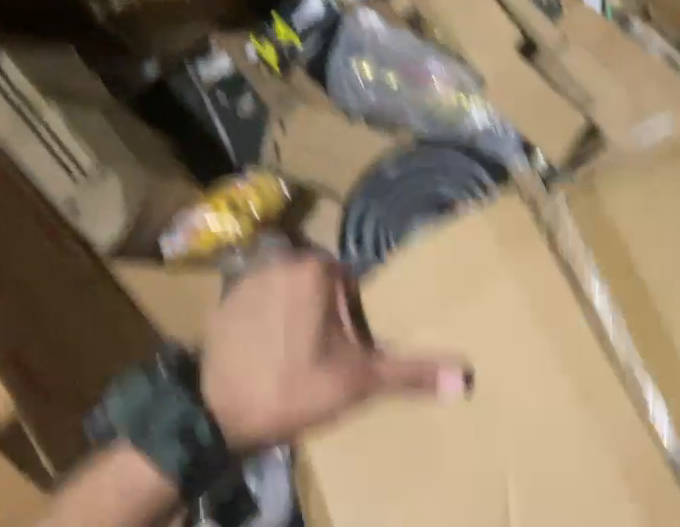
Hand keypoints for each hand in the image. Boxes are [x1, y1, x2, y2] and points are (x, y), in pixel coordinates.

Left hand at [199, 251, 470, 451]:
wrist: (214, 418)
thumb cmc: (294, 389)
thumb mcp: (359, 381)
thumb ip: (411, 372)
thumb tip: (465, 377)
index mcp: (317, 269)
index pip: (351, 285)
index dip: (352, 319)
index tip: (345, 348)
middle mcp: (282, 261)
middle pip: (320, 287)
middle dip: (325, 317)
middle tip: (322, 357)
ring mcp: (247, 280)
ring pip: (290, 294)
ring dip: (296, 319)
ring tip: (292, 359)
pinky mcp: (222, 303)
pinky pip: (260, 305)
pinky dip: (266, 325)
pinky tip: (265, 356)